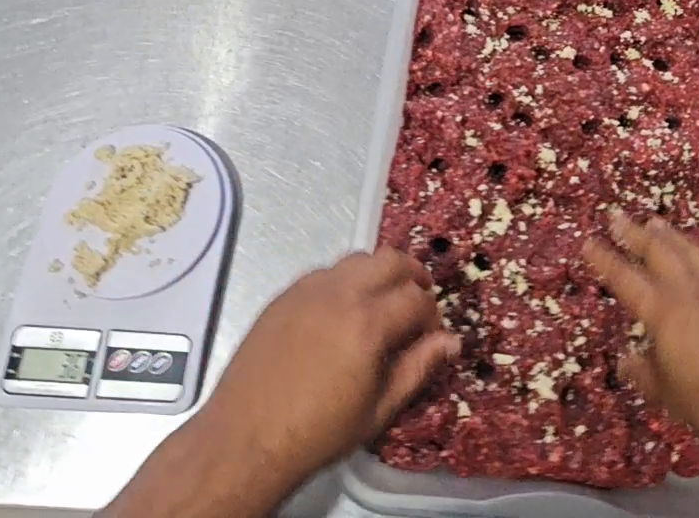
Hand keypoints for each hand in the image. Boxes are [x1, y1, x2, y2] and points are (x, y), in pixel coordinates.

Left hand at [204, 249, 460, 478]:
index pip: (417, 299)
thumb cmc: (317, 432)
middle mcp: (341, 294)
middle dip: (413, 275)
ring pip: (358, 258)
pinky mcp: (285, 294)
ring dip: (378, 273)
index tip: (430, 336)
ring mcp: (309, 289)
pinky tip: (342, 311)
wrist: (245, 439)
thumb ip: (418, 368)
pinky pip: (325, 272)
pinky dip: (345, 281)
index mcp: (368, 324)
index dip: (432, 316)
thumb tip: (452, 341)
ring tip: (381, 302)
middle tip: (417, 300)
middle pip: (391, 259)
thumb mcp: (378, 410)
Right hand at [581, 212, 698, 453]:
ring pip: (690, 248)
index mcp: (662, 310)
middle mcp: (690, 289)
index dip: (604, 259)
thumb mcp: (669, 395)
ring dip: (670, 233)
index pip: (624, 277)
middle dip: (635, 232)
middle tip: (617, 216)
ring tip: (656, 221)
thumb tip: (627, 359)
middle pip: (658, 249)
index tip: (588, 241)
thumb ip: (645, 373)